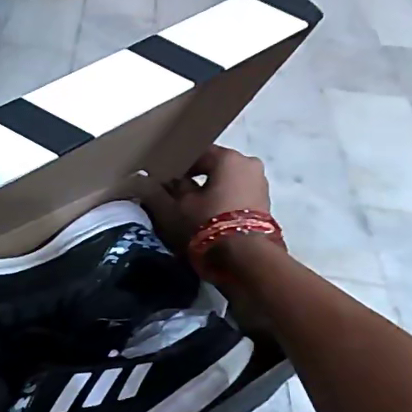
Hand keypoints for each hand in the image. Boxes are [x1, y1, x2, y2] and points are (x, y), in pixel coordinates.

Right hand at [143, 144, 272, 245]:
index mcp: (228, 157)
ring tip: (192, 210)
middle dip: (196, 180)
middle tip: (176, 196)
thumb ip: (158, 191)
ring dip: (211, 192)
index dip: (177, 166)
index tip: (163, 181)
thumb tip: (144, 180)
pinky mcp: (266, 205)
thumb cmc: (208, 223)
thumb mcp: (176, 207)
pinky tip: (210, 218)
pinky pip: (238, 197)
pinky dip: (224, 203)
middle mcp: (249, 164)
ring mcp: (261, 185)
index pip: (196, 153)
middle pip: (214, 168)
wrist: (246, 259)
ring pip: (227, 183)